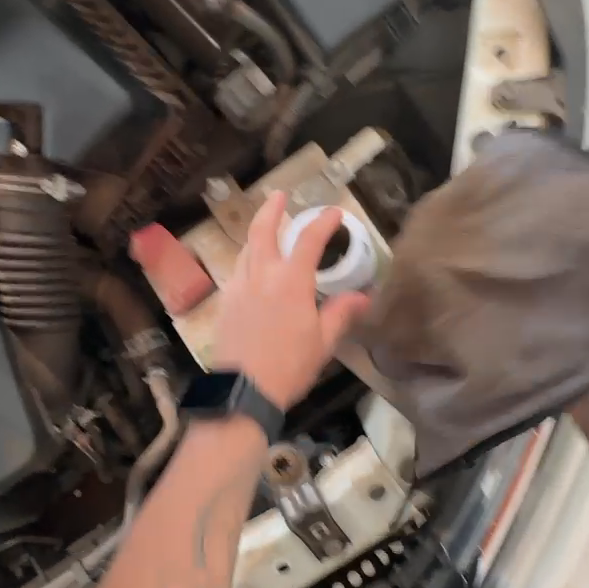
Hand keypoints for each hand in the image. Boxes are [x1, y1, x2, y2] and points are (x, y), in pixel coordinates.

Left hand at [212, 192, 370, 407]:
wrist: (243, 391)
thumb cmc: (289, 367)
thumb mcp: (323, 342)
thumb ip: (341, 314)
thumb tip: (364, 296)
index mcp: (291, 281)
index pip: (309, 240)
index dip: (323, 222)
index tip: (334, 213)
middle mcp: (261, 275)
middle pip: (263, 231)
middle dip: (272, 209)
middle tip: (279, 196)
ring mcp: (238, 288)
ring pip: (246, 251)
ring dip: (257, 235)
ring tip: (266, 232)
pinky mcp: (224, 305)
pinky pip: (236, 273)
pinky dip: (247, 262)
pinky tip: (252, 272)